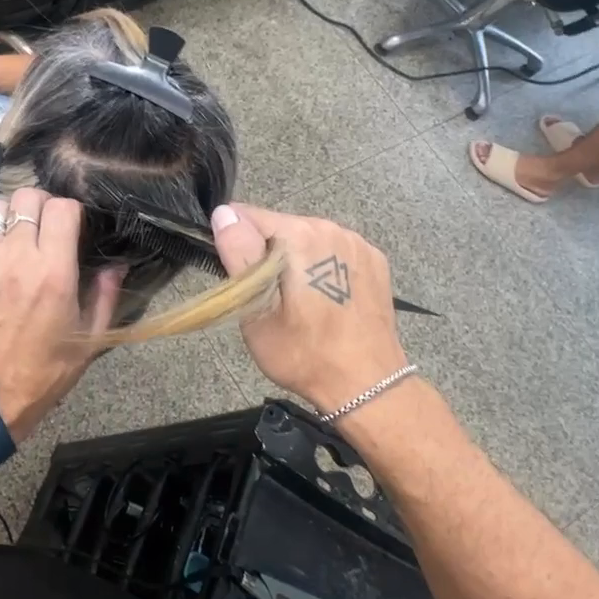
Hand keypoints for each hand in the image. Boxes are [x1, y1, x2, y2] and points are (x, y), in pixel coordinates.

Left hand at [0, 188, 124, 440]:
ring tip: (15, 236)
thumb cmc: (44, 371)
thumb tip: (115, 265)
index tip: (72, 225)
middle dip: (40, 204)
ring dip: (9, 216)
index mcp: (54, 271)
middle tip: (44, 225)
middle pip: (27, 197)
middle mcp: (17, 257)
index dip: (70, 210)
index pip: (62, 207)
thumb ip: (105, 296)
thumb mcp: (88, 339)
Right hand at [210, 204, 407, 414]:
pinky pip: (330, 250)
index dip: (235, 247)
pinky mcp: (373, 259)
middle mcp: (331, 227)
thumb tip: (225, 213)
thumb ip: (240, 255)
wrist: (366, 385)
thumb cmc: (302, 353)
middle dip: (264, 254)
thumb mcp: (255, 310)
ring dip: (292, 260)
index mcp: (299, 235)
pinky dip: (321, 266)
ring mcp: (357, 242)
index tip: (243, 283)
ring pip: (303, 238)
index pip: (245, 216)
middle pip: (276, 227)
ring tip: (298, 301)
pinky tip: (326, 298)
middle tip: (268, 299)